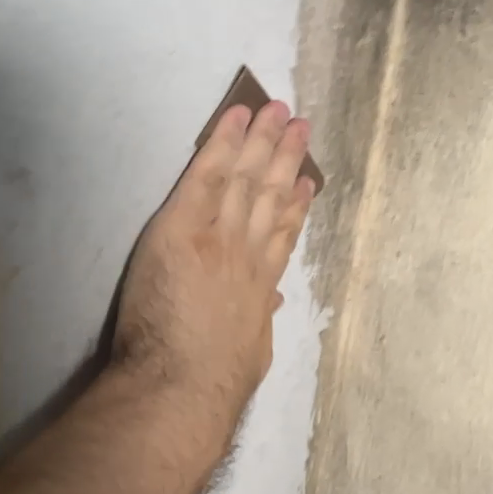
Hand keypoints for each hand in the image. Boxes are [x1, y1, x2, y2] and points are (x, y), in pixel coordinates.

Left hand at [111, 100, 315, 417]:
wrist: (185, 382)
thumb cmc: (219, 378)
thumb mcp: (254, 348)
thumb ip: (262, 317)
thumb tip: (272, 299)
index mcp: (262, 282)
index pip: (283, 233)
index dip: (296, 203)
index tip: (307, 181)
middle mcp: (249, 251)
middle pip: (271, 195)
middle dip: (286, 158)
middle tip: (301, 125)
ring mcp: (221, 236)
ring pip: (245, 178)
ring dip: (263, 141)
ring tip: (279, 111)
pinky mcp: (184, 227)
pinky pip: (206, 176)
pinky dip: (222, 144)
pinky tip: (236, 118)